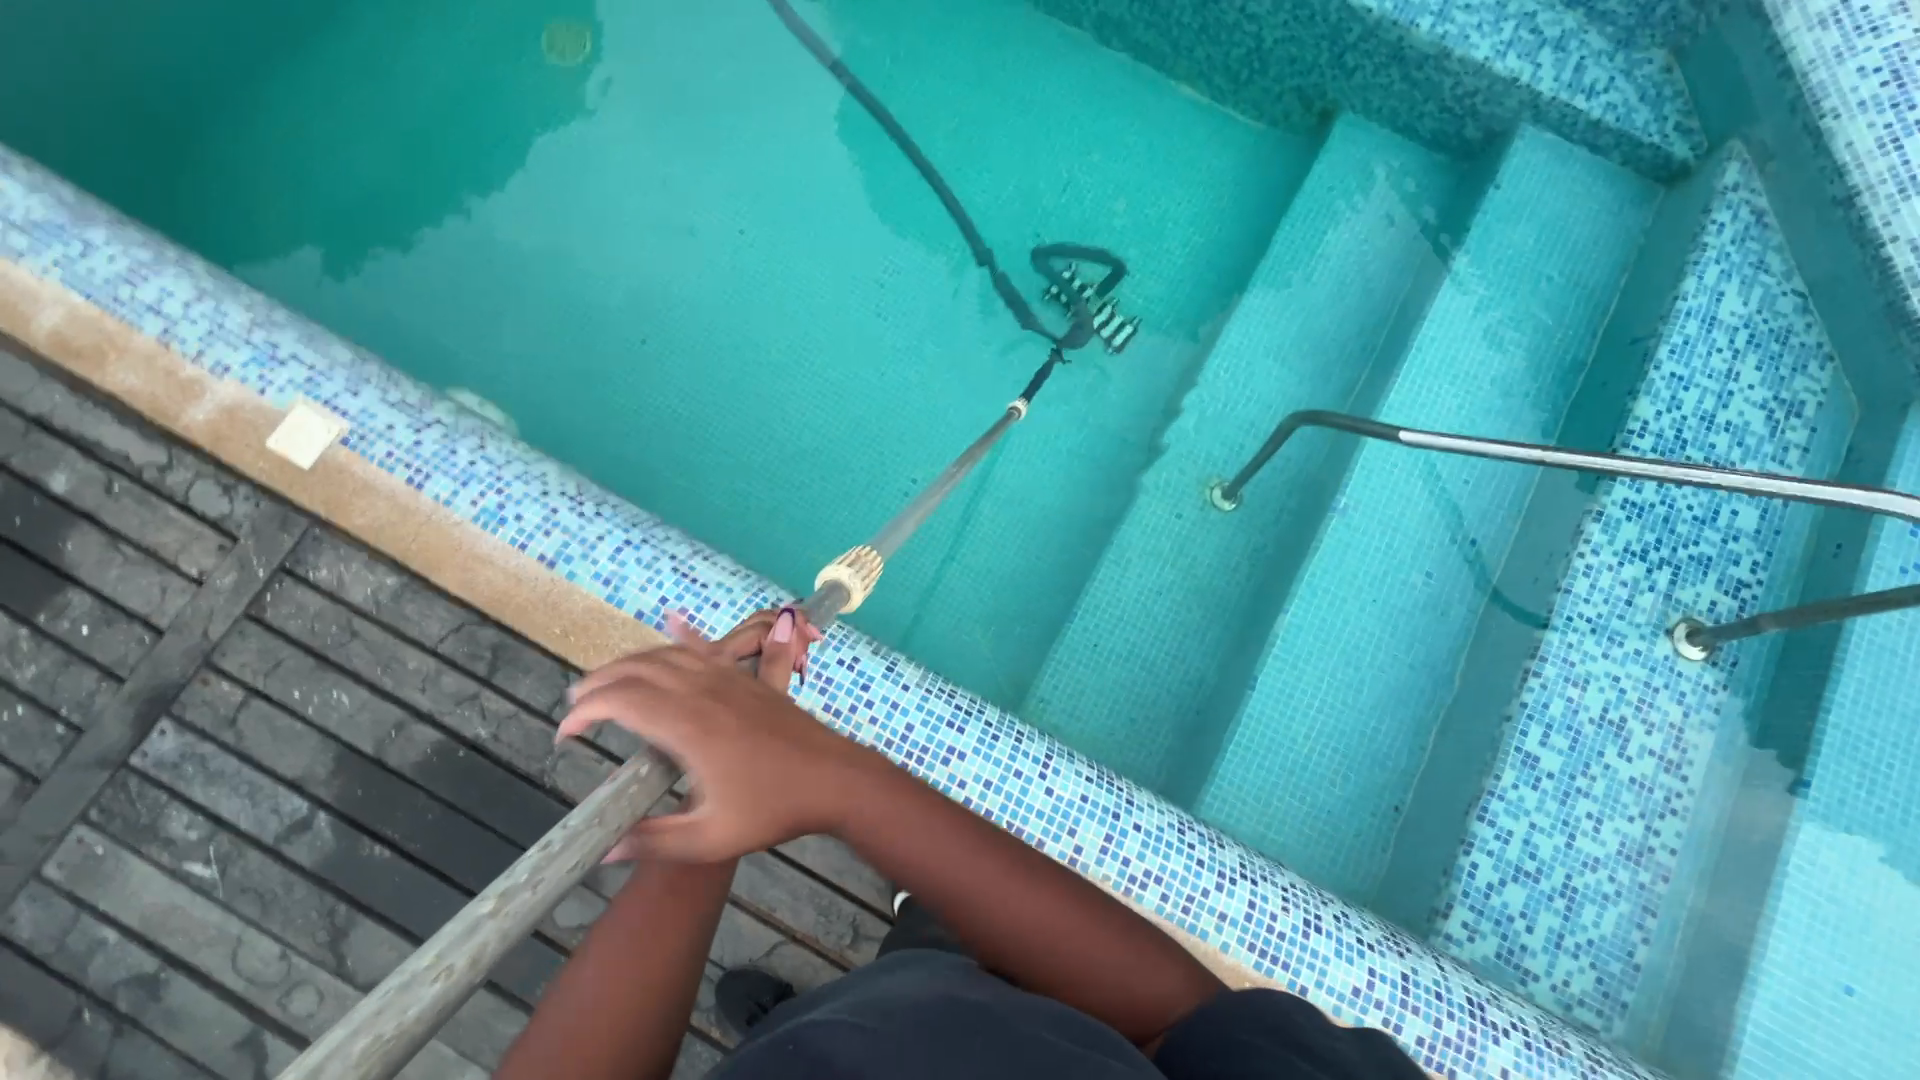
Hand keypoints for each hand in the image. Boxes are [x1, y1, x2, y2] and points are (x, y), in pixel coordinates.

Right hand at [558, 608, 871, 862]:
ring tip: (606, 682)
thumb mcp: (711, 838)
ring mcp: (730, 680)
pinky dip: (683, 637)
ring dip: (632, 662)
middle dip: (599, 682)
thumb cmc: (774, 808)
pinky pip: (708, 649)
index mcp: (689, 726)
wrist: (835, 778)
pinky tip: (674, 622)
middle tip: (576, 708)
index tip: (565, 734)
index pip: (622, 701)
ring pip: (670, 654)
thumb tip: (604, 851)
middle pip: (639, 669)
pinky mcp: (748, 680)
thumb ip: (654, 842)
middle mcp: (705, 692)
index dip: (585, 711)